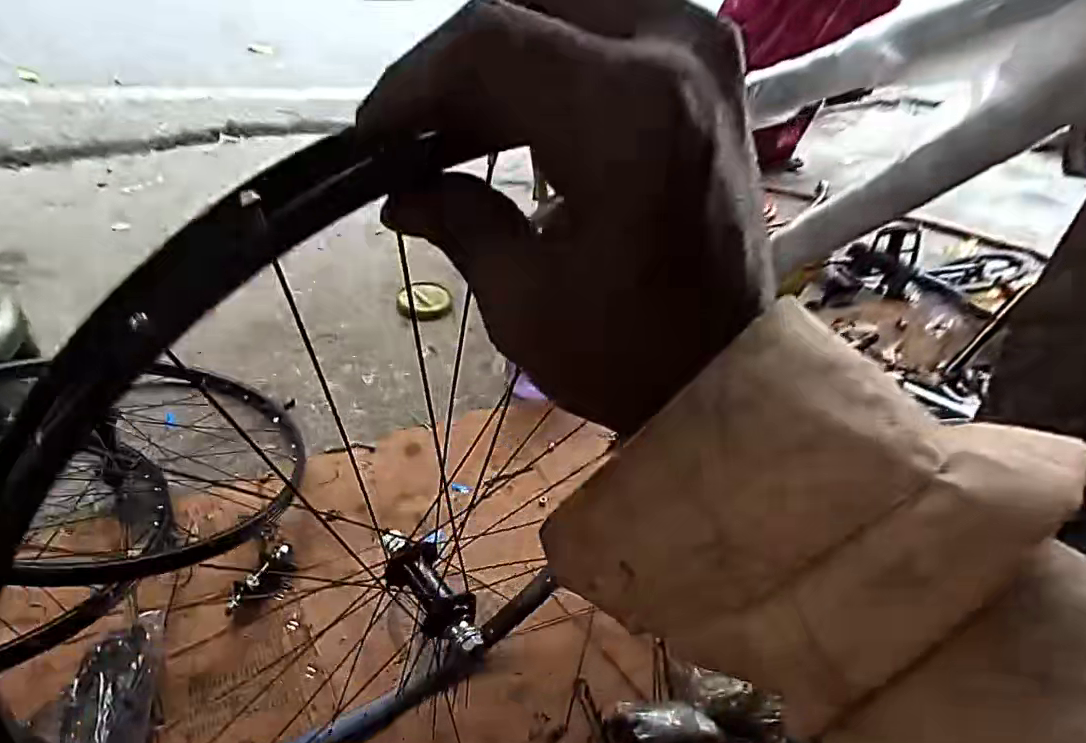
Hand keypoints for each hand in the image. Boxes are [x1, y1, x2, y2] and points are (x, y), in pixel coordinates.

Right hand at [358, 0, 772, 433]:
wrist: (717, 363)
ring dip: (488, 66)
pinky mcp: (697, 64)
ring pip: (558, 7)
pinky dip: (534, 69)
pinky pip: (594, 31)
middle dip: (446, 65)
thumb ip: (459, 225)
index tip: (368, 137)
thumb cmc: (620, 351)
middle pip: (523, 3)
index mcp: (624, 118)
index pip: (489, 44)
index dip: (411, 84)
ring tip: (437, 136)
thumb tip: (399, 197)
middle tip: (403, 134)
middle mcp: (671, 50)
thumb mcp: (521, 301)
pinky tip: (494, 127)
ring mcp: (694, 45)